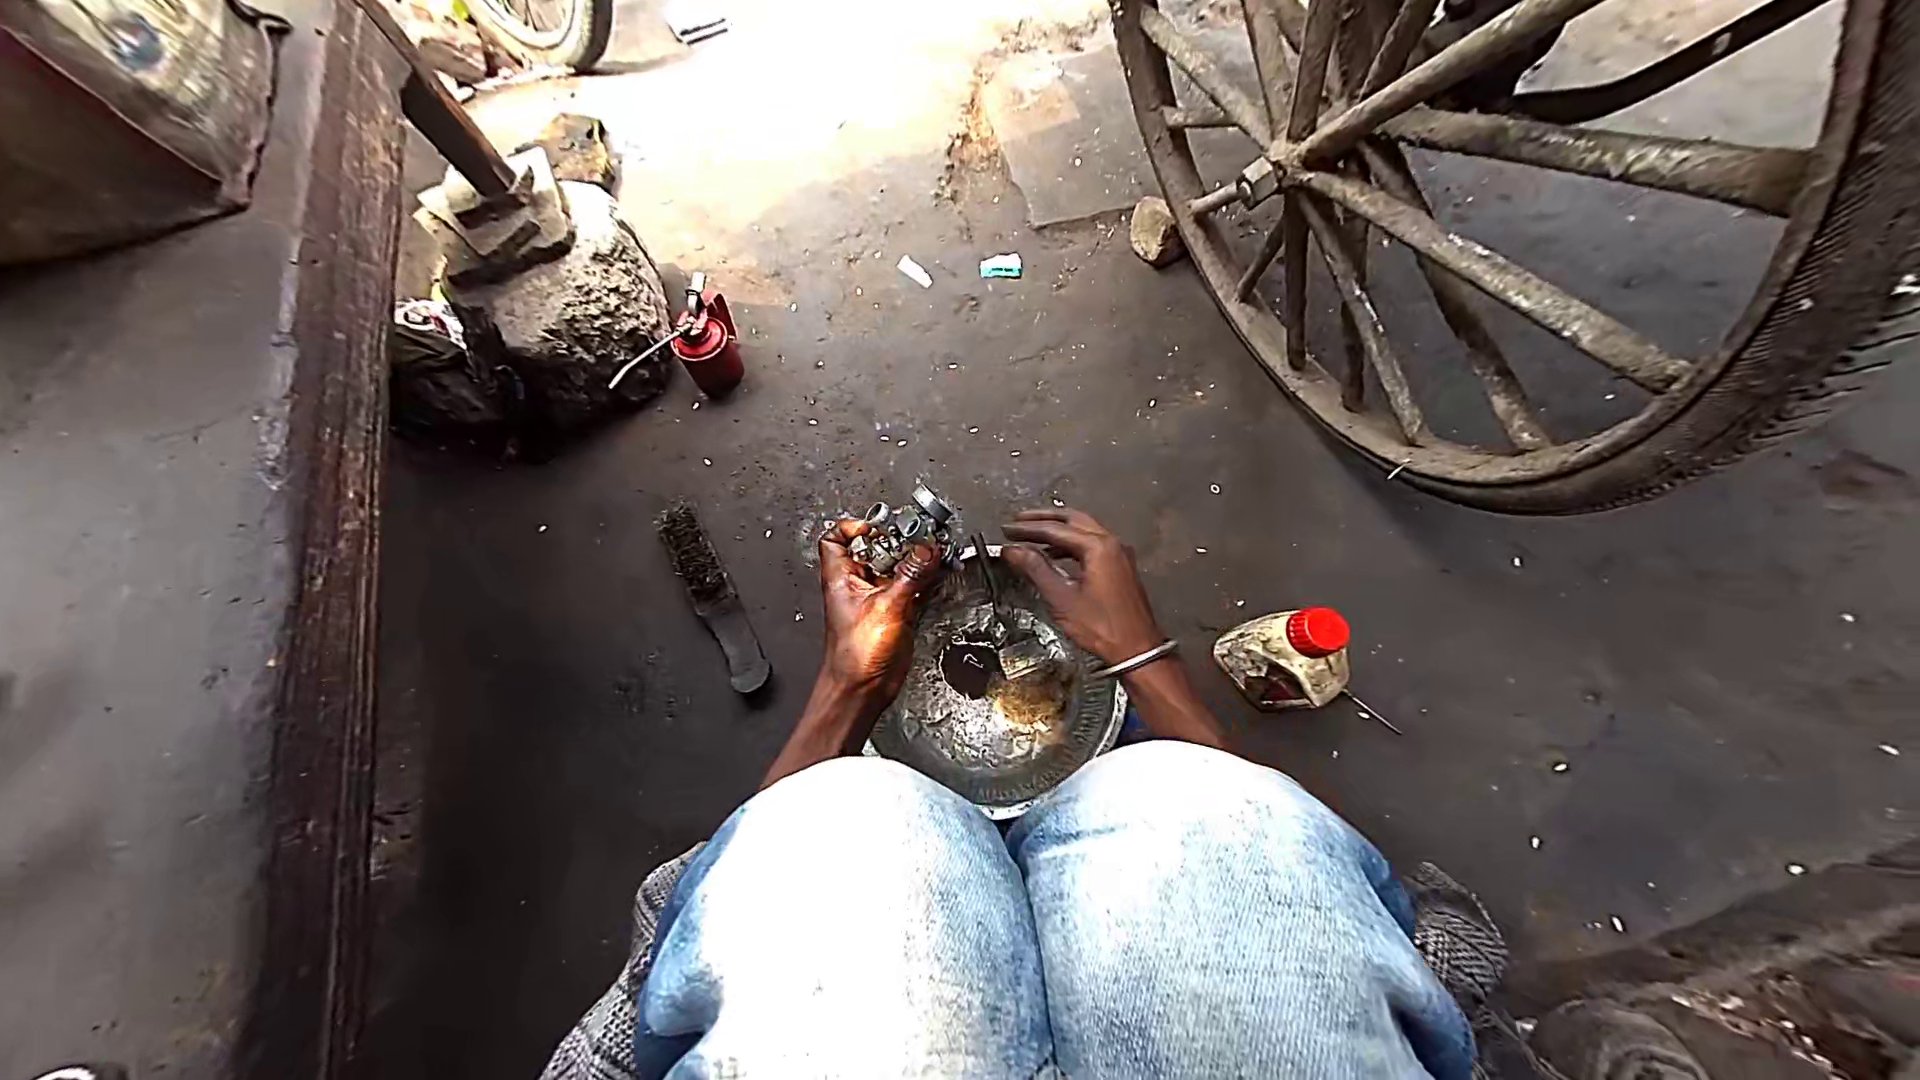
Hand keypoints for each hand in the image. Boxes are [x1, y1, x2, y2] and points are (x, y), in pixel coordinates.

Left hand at [816, 519, 944, 708]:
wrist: (863, 689)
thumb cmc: (855, 656)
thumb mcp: (886, 607)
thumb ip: (910, 576)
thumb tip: (926, 550)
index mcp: (842, 578)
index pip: (836, 538)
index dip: (855, 526)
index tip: (881, 526)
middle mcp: (859, 585)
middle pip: (876, 550)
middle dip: (899, 541)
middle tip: (920, 536)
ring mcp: (878, 598)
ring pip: (898, 568)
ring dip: (917, 560)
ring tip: (936, 551)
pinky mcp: (896, 612)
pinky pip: (912, 587)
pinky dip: (926, 579)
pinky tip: (939, 573)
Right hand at [1001, 508, 1166, 664]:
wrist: (1137, 650)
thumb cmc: (1103, 628)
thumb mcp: (1061, 597)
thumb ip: (1035, 568)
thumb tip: (1013, 551)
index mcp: (1098, 547)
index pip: (1054, 529)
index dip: (1027, 528)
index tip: (1007, 529)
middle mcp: (1111, 544)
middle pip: (1072, 519)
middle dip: (1043, 518)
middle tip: (1019, 520)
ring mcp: (1118, 554)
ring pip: (1083, 529)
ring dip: (1057, 530)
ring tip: (1032, 535)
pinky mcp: (1120, 567)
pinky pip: (1092, 543)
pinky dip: (1070, 543)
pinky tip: (1055, 555)